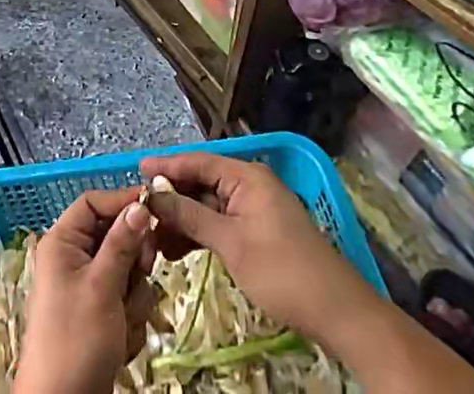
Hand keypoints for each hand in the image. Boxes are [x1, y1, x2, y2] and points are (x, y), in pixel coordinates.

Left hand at [14, 190, 157, 393]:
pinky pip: (128, 299)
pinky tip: (120, 340)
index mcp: (63, 242)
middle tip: (140, 273)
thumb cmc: (75, 339)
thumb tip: (140, 205)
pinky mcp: (102, 313)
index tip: (155, 208)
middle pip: (116, 236)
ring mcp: (89, 287)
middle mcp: (74, 258)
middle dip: (133, 259)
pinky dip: (130, 318)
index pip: (93, 203)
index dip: (121, 202)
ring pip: (128, 270)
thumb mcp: (101, 286)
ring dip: (133, 296)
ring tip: (122, 319)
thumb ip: (122, 243)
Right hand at [142, 152, 375, 347]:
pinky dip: (199, 233)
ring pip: (207, 205)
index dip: (166, 166)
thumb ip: (189, 215)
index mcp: (246, 177)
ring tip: (152, 236)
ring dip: (182, 219)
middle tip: (139, 211)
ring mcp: (254, 208)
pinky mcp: (257, 230)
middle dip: (170, 197)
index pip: (197, 162)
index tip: (136, 170)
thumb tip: (153, 195)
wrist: (337, 312)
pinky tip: (176, 249)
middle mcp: (249, 185)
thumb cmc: (282, 271)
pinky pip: (220, 222)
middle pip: (200, 182)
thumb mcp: (230, 242)